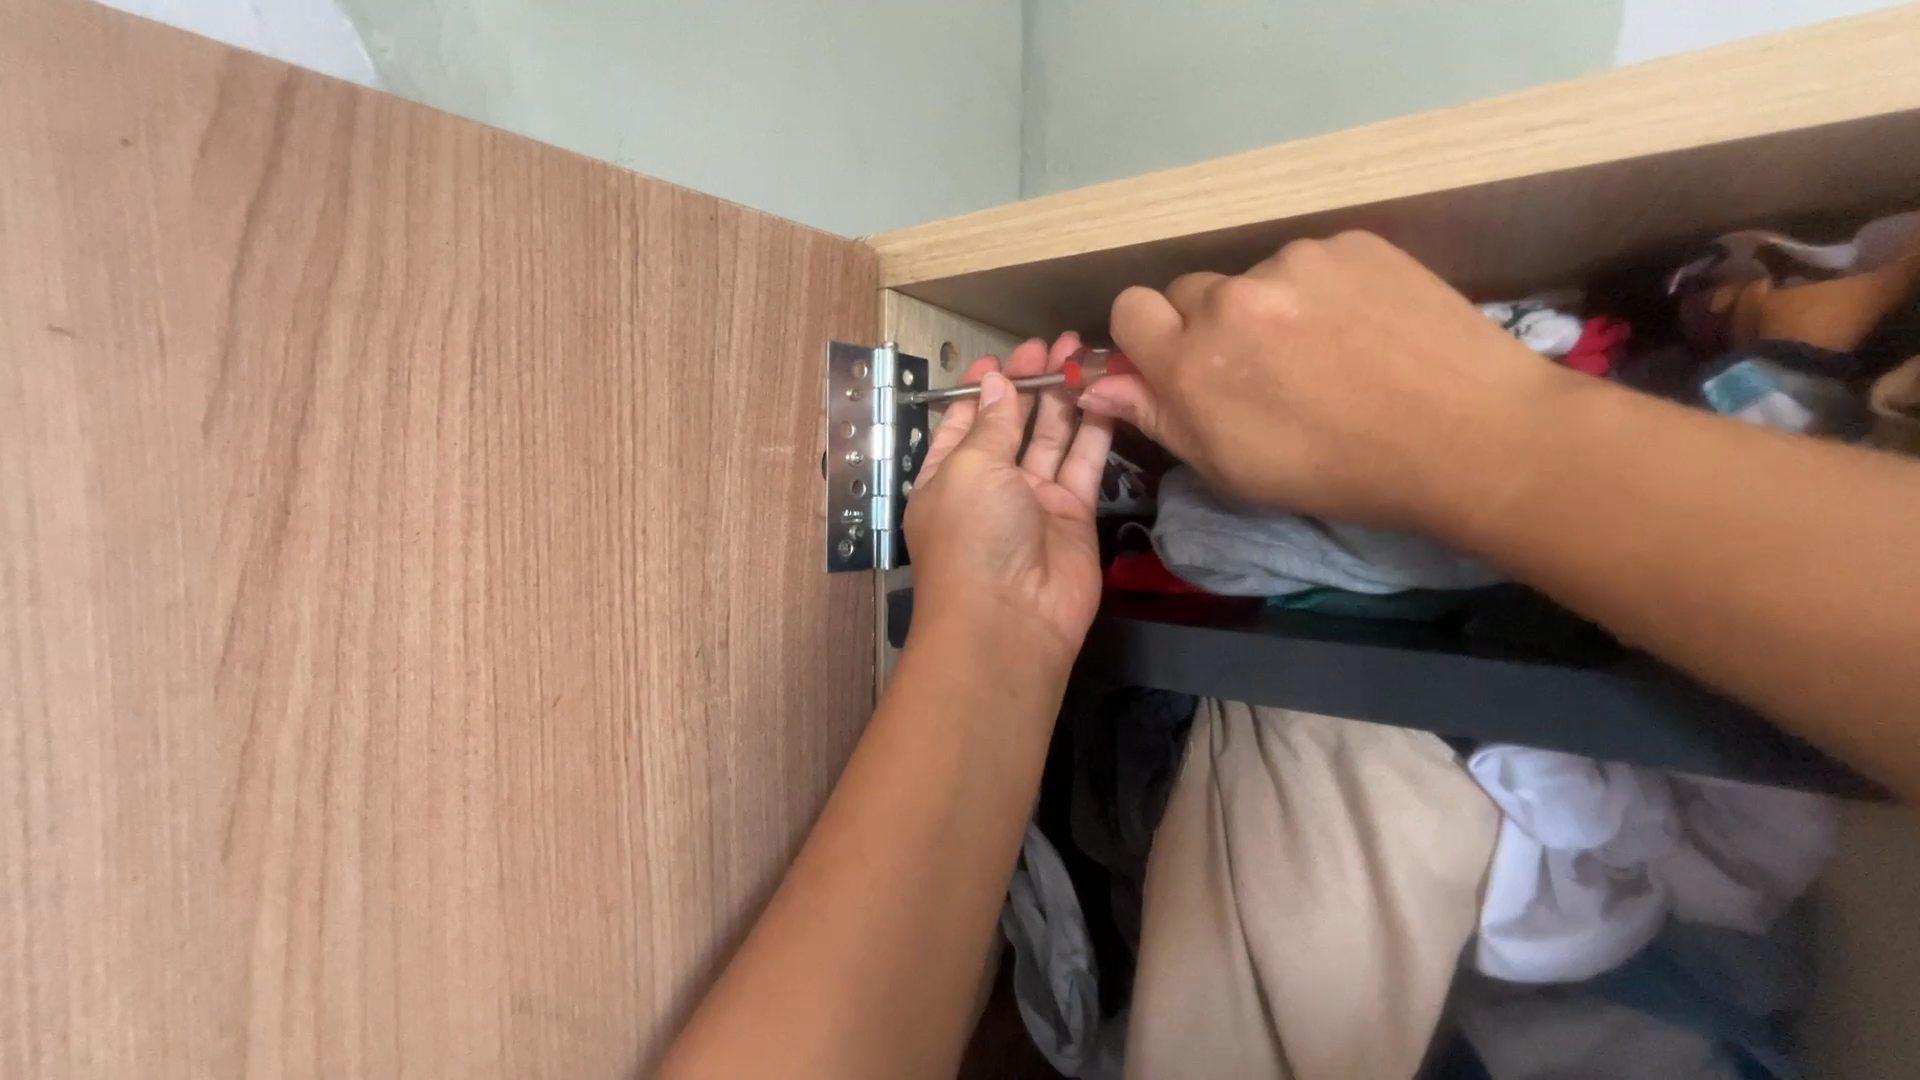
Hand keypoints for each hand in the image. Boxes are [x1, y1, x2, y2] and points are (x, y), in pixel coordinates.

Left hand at [904, 334, 1112, 663]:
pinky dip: (1095, 429)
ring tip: (1079, 353)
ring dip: (1063, 398)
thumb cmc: (971, 535)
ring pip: (1051, 438)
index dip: (981, 389)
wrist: (1011, 619)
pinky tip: (1105, 391)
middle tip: (1051, 344)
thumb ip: (990, 423)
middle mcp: (989, 486)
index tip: (1002, 357)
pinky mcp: (1074, 514)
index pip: (962, 423)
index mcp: (947, 476)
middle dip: (1027, 384)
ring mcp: (1033, 500)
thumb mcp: (968, 468)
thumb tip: (996, 383)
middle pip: (1011, 425)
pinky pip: (1084, 463)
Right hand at [1081, 231, 1575, 531]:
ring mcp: (1294, 262)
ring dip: (1265, 309)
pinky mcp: (1350, 242)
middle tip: (1257, 368)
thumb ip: (1156, 416)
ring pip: (1251, 278)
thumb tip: (1096, 384)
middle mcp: (1231, 299)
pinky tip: (1358, 330)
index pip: (1129, 311)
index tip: (1176, 364)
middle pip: (1187, 292)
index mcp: (1192, 361)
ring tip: (1322, 353)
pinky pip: (1308, 262)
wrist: (1464, 437)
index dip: (1147, 338)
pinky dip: (1318, 292)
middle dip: (1205, 326)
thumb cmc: (1331, 472)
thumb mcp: (1227, 465)